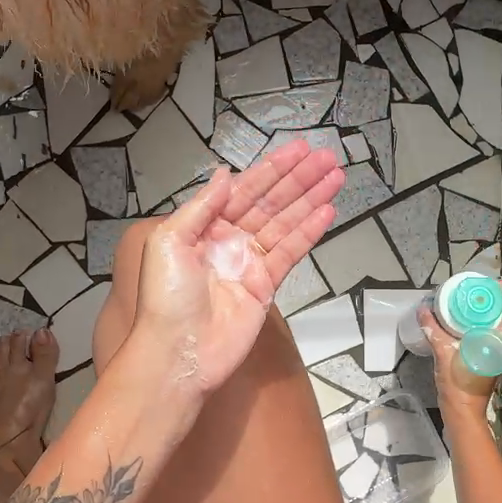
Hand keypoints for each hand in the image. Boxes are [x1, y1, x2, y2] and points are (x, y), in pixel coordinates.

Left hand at [129, 139, 343, 392]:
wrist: (179, 352)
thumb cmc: (165, 297)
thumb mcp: (169, 241)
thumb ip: (201, 206)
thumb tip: (224, 174)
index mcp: (203, 226)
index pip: (243, 189)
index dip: (271, 169)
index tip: (298, 149)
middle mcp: (228, 239)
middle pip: (270, 202)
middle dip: (298, 179)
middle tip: (327, 158)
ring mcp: (248, 262)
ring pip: (285, 223)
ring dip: (310, 200)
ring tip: (336, 176)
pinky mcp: (265, 285)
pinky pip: (290, 253)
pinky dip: (309, 233)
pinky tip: (327, 212)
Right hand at [420, 279, 501, 419]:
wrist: (462, 412)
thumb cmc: (459, 385)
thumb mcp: (444, 353)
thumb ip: (434, 330)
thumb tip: (423, 310)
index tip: (486, 282)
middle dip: (491, 297)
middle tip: (470, 289)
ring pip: (500, 322)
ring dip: (486, 310)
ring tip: (465, 302)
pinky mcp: (493, 357)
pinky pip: (493, 332)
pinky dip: (481, 323)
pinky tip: (463, 321)